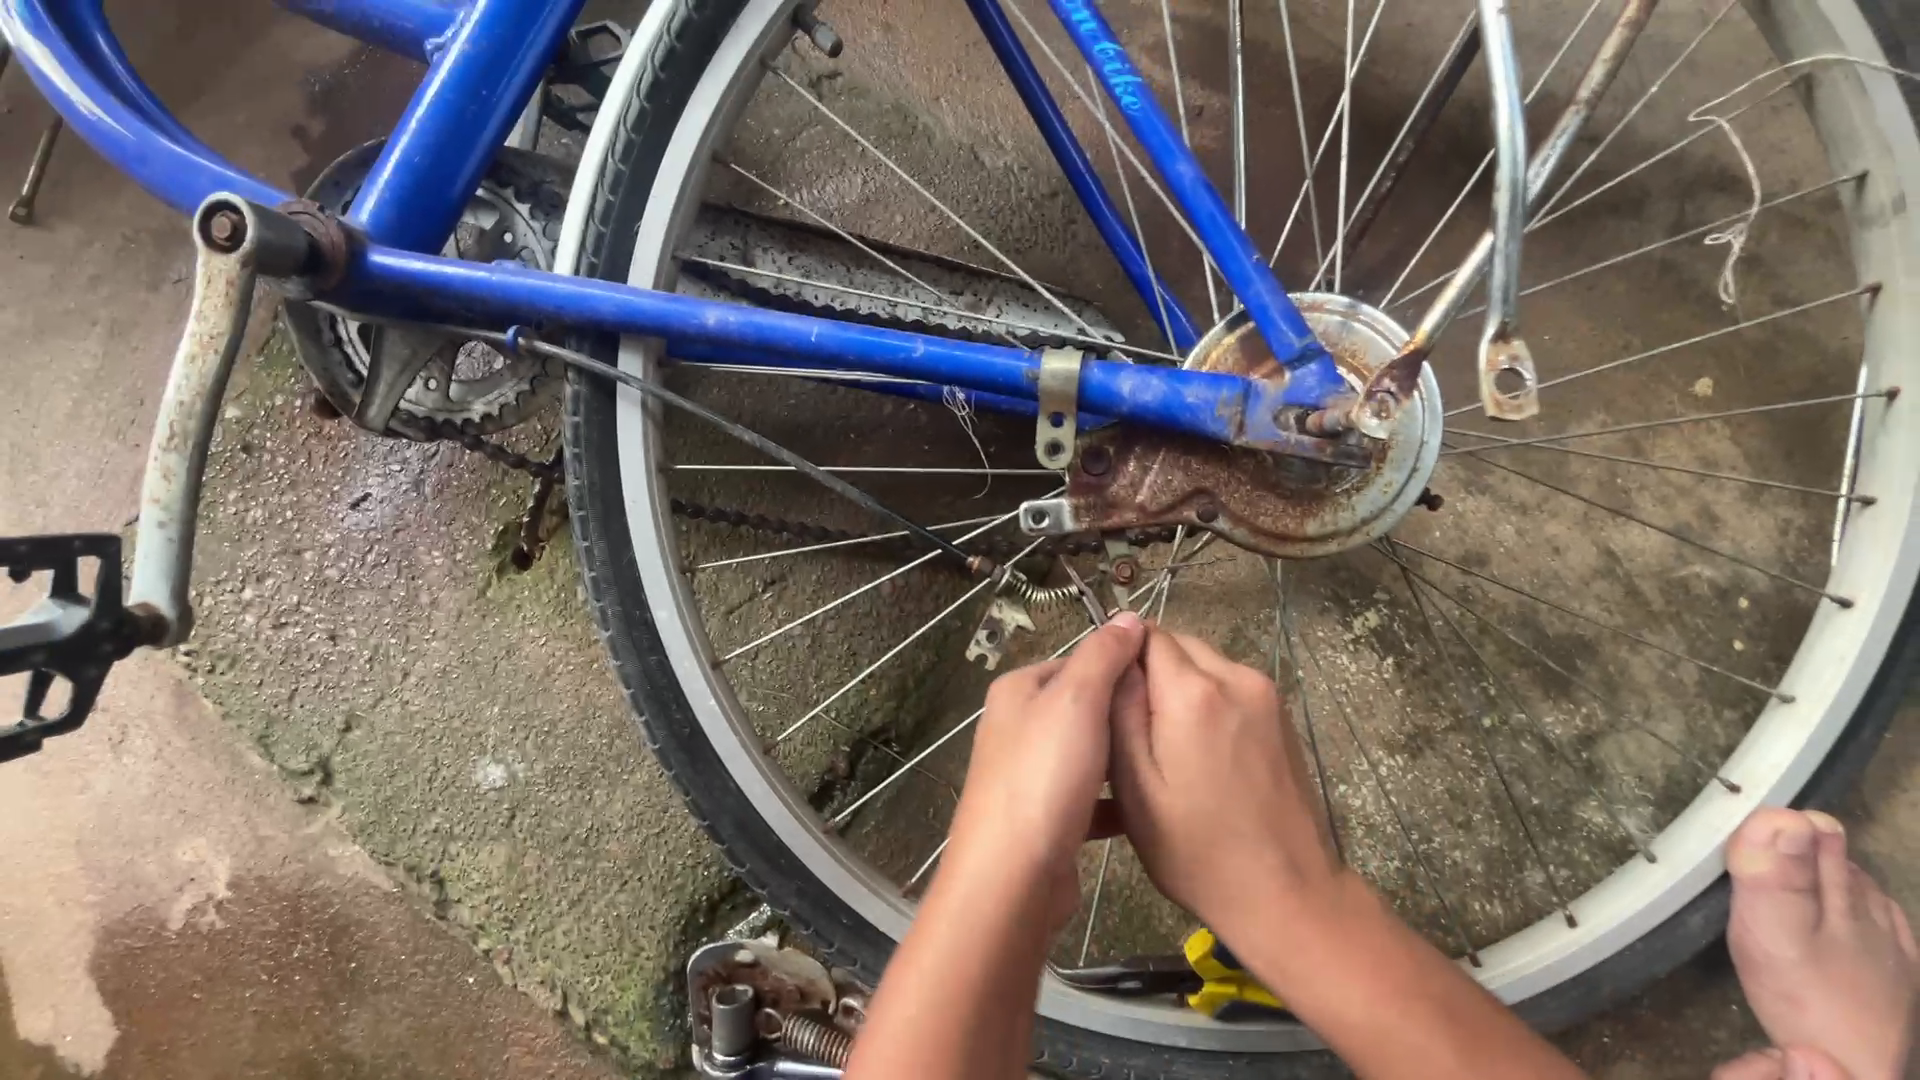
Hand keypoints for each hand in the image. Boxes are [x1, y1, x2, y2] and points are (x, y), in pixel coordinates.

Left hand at [944, 612, 1146, 926]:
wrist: (1012, 876)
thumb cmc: (1045, 774)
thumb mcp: (1079, 699)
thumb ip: (1104, 655)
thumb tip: (1128, 617)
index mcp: (1018, 690)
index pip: (1078, 662)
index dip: (1120, 668)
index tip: (1163, 684)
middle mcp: (1015, 727)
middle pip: (1082, 709)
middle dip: (1122, 717)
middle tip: (1168, 727)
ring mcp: (1025, 775)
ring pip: (1085, 755)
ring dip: (1118, 760)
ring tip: (1161, 765)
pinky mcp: (1040, 819)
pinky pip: (1084, 798)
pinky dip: (1110, 802)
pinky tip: (1141, 811)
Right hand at [1109, 627, 1340, 937]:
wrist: (1287, 895)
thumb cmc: (1195, 849)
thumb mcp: (1136, 787)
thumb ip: (1121, 712)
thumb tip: (1117, 659)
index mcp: (1193, 693)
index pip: (1146, 634)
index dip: (1121, 657)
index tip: (1110, 696)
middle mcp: (1235, 677)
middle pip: (1178, 643)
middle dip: (1150, 671)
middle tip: (1135, 724)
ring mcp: (1266, 695)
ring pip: (1205, 662)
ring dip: (1180, 685)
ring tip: (1168, 742)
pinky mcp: (1282, 715)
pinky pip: (1230, 685)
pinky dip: (1209, 700)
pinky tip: (1204, 750)